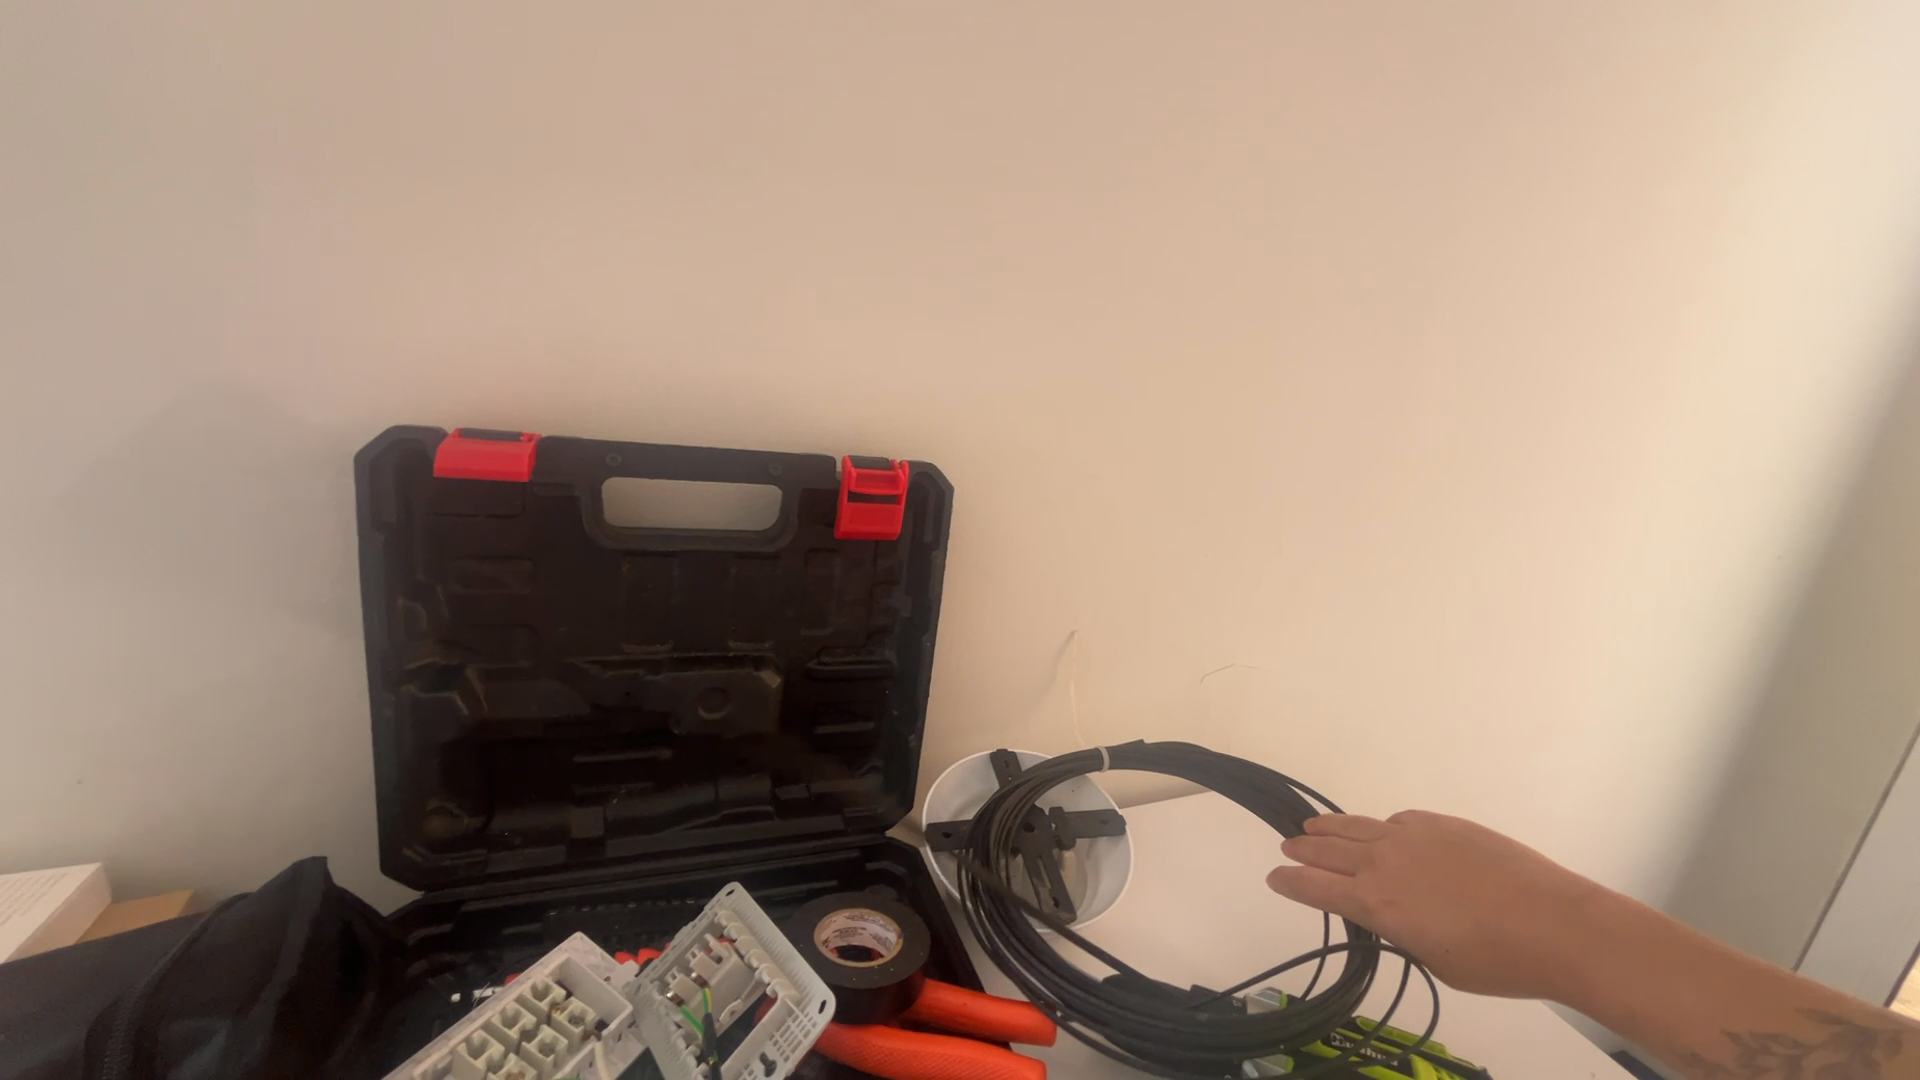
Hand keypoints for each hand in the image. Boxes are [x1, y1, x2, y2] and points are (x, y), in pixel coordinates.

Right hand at [1266, 810, 1611, 1000]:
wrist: (1559, 926)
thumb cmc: (1498, 962)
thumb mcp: (1435, 962)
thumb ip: (1400, 932)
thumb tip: (1388, 914)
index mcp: (1376, 903)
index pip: (1313, 887)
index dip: (1288, 882)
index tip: (1274, 877)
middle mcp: (1381, 863)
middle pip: (1325, 849)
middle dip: (1301, 849)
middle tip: (1288, 847)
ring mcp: (1409, 837)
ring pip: (1353, 826)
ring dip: (1328, 829)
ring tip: (1313, 828)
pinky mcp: (1438, 823)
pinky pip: (1394, 822)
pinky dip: (1379, 829)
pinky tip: (1384, 836)